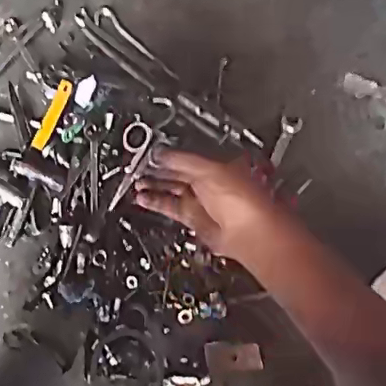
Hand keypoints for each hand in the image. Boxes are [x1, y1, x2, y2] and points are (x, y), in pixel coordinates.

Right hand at [135, 149, 294, 260]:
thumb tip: (160, 153)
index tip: (147, 153)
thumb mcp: (207, 170)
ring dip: (152, 186)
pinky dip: (155, 202)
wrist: (249, 233)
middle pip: (175, 173)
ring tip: (136, 183)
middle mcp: (208, 182)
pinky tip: (143, 198)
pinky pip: (170, 207)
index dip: (164, 154)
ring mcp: (201, 201)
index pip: (184, 156)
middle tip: (136, 168)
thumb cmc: (241, 200)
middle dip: (155, 170)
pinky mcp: (194, 219)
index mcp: (215, 165)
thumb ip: (181, 160)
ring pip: (170, 190)